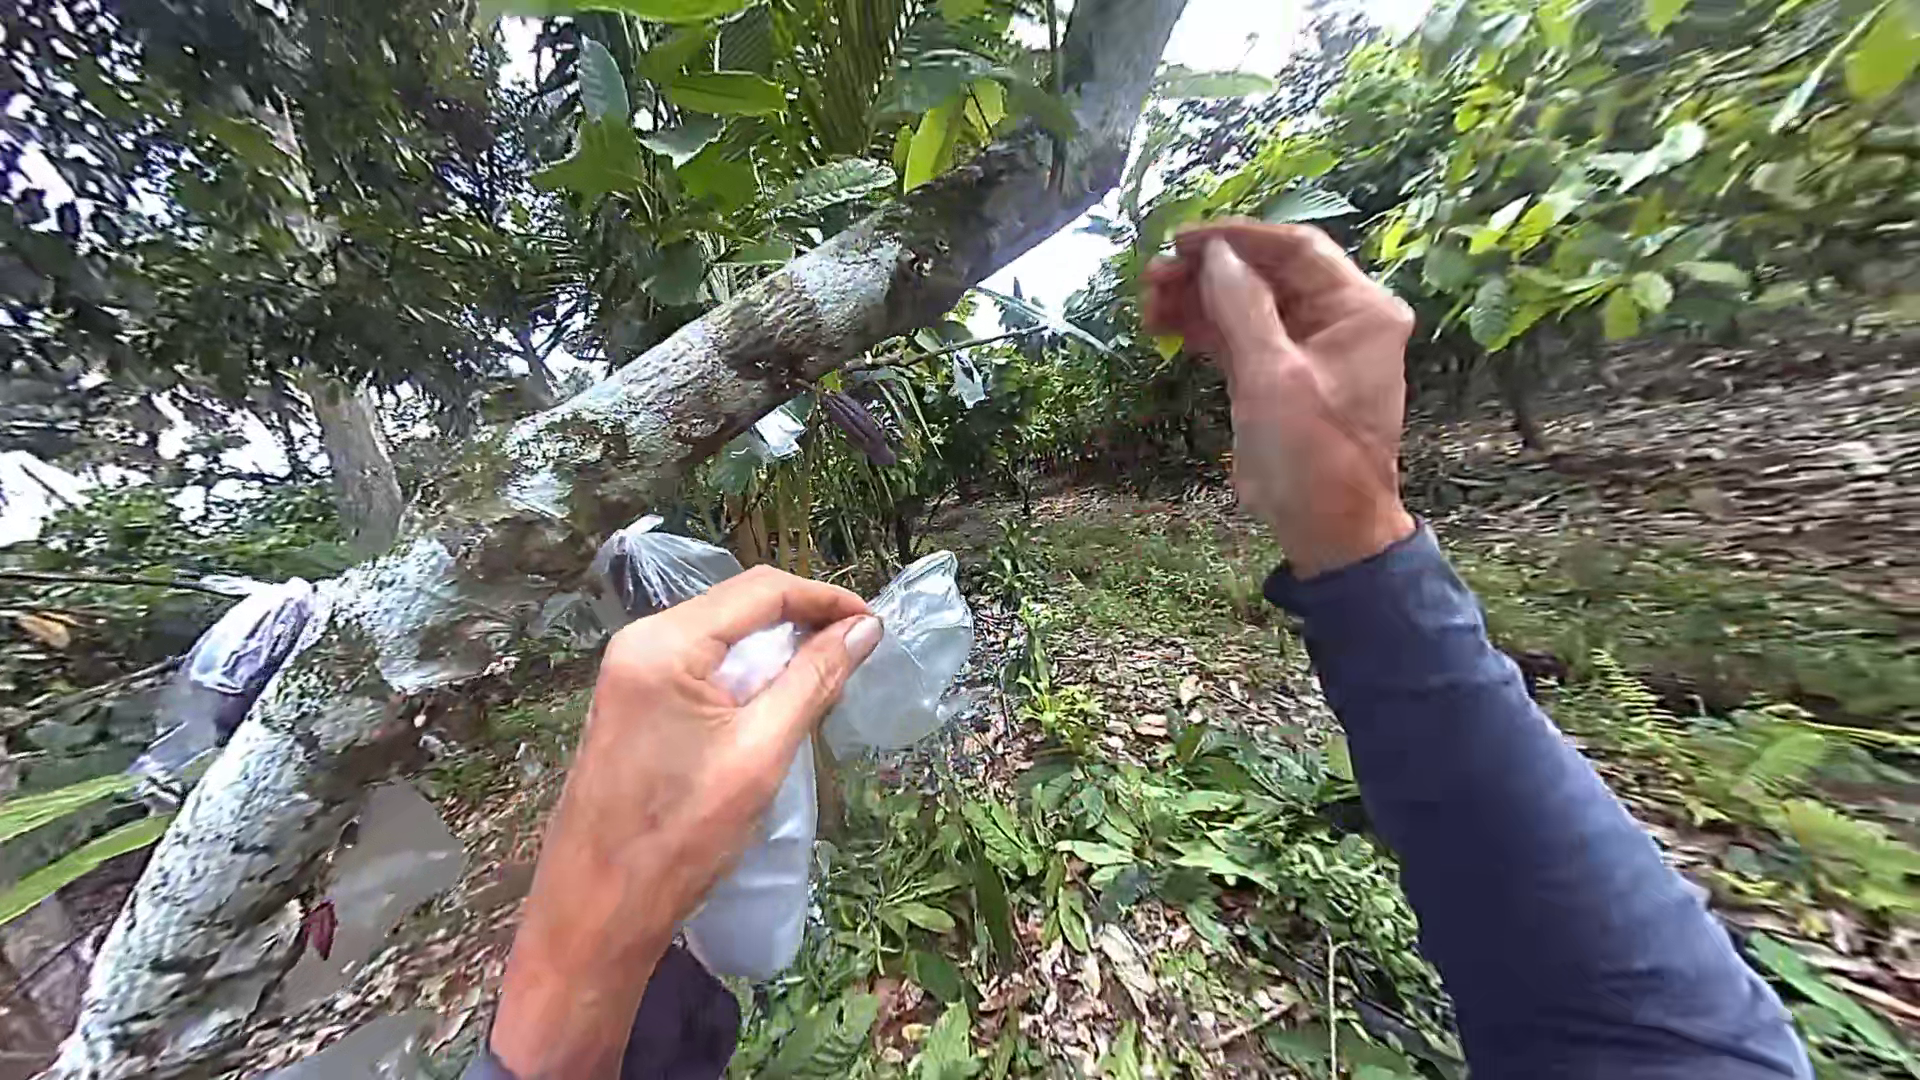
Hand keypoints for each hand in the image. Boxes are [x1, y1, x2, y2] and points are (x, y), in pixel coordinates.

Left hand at [491, 566, 880, 1077]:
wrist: (592, 920)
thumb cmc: (681, 839)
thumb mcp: (762, 751)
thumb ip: (815, 677)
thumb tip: (865, 628)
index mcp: (666, 645)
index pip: (762, 590)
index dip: (825, 598)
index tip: (872, 622)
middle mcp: (643, 639)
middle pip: (742, 601)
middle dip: (805, 615)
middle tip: (855, 643)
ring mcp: (634, 666)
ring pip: (727, 627)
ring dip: (780, 640)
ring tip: (829, 663)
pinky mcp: (637, 693)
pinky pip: (707, 656)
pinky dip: (752, 663)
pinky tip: (781, 686)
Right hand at [1143, 221, 1416, 576]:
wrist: (1322, 522)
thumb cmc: (1311, 452)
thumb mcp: (1274, 377)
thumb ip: (1243, 310)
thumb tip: (1215, 256)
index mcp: (1355, 309)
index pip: (1293, 251)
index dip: (1236, 239)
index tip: (1182, 240)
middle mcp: (1331, 320)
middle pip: (1262, 278)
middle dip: (1206, 274)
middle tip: (1152, 279)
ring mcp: (1298, 350)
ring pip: (1242, 308)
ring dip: (1197, 303)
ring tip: (1148, 305)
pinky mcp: (1271, 377)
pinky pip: (1234, 340)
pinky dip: (1202, 332)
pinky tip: (1165, 327)